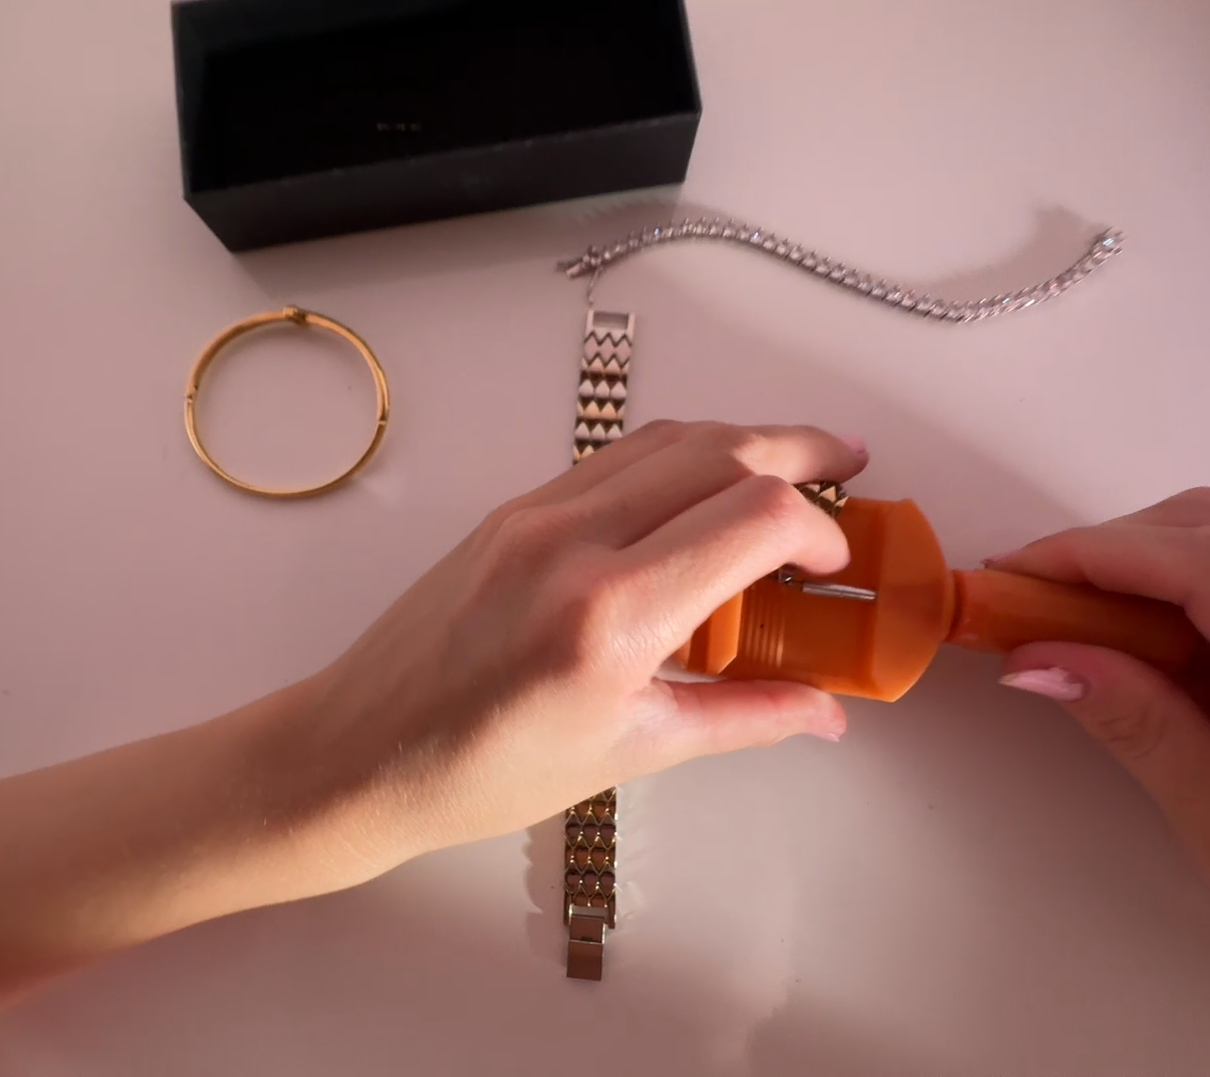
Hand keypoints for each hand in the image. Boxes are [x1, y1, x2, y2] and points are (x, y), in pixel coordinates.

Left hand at [289, 420, 866, 871]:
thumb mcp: (628, 751)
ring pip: (662, 437)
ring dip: (735, 442)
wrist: (362, 747)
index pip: (753, 514)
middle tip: (847, 465)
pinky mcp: (509, 510)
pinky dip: (672, 457)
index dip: (818, 527)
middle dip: (798, 448)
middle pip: (717, 449)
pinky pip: (610, 459)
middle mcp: (571, 539)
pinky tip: (696, 488)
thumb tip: (827, 709)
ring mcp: (532, 513)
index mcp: (610, 613)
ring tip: (783, 468)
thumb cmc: (485, 771)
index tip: (831, 565)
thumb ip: (742, 717)